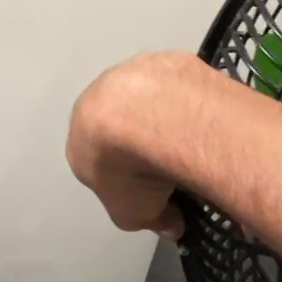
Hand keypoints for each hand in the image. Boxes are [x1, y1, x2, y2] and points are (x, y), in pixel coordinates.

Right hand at [67, 52, 220, 238]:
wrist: (150, 114)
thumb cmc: (128, 169)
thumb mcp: (133, 214)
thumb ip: (150, 219)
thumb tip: (174, 223)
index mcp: (79, 137)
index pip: (99, 159)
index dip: (125, 177)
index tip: (152, 189)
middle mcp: (96, 98)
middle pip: (121, 122)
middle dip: (143, 140)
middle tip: (172, 162)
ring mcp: (129, 72)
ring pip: (148, 98)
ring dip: (164, 114)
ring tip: (191, 137)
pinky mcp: (161, 58)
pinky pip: (176, 83)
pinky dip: (187, 97)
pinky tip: (202, 114)